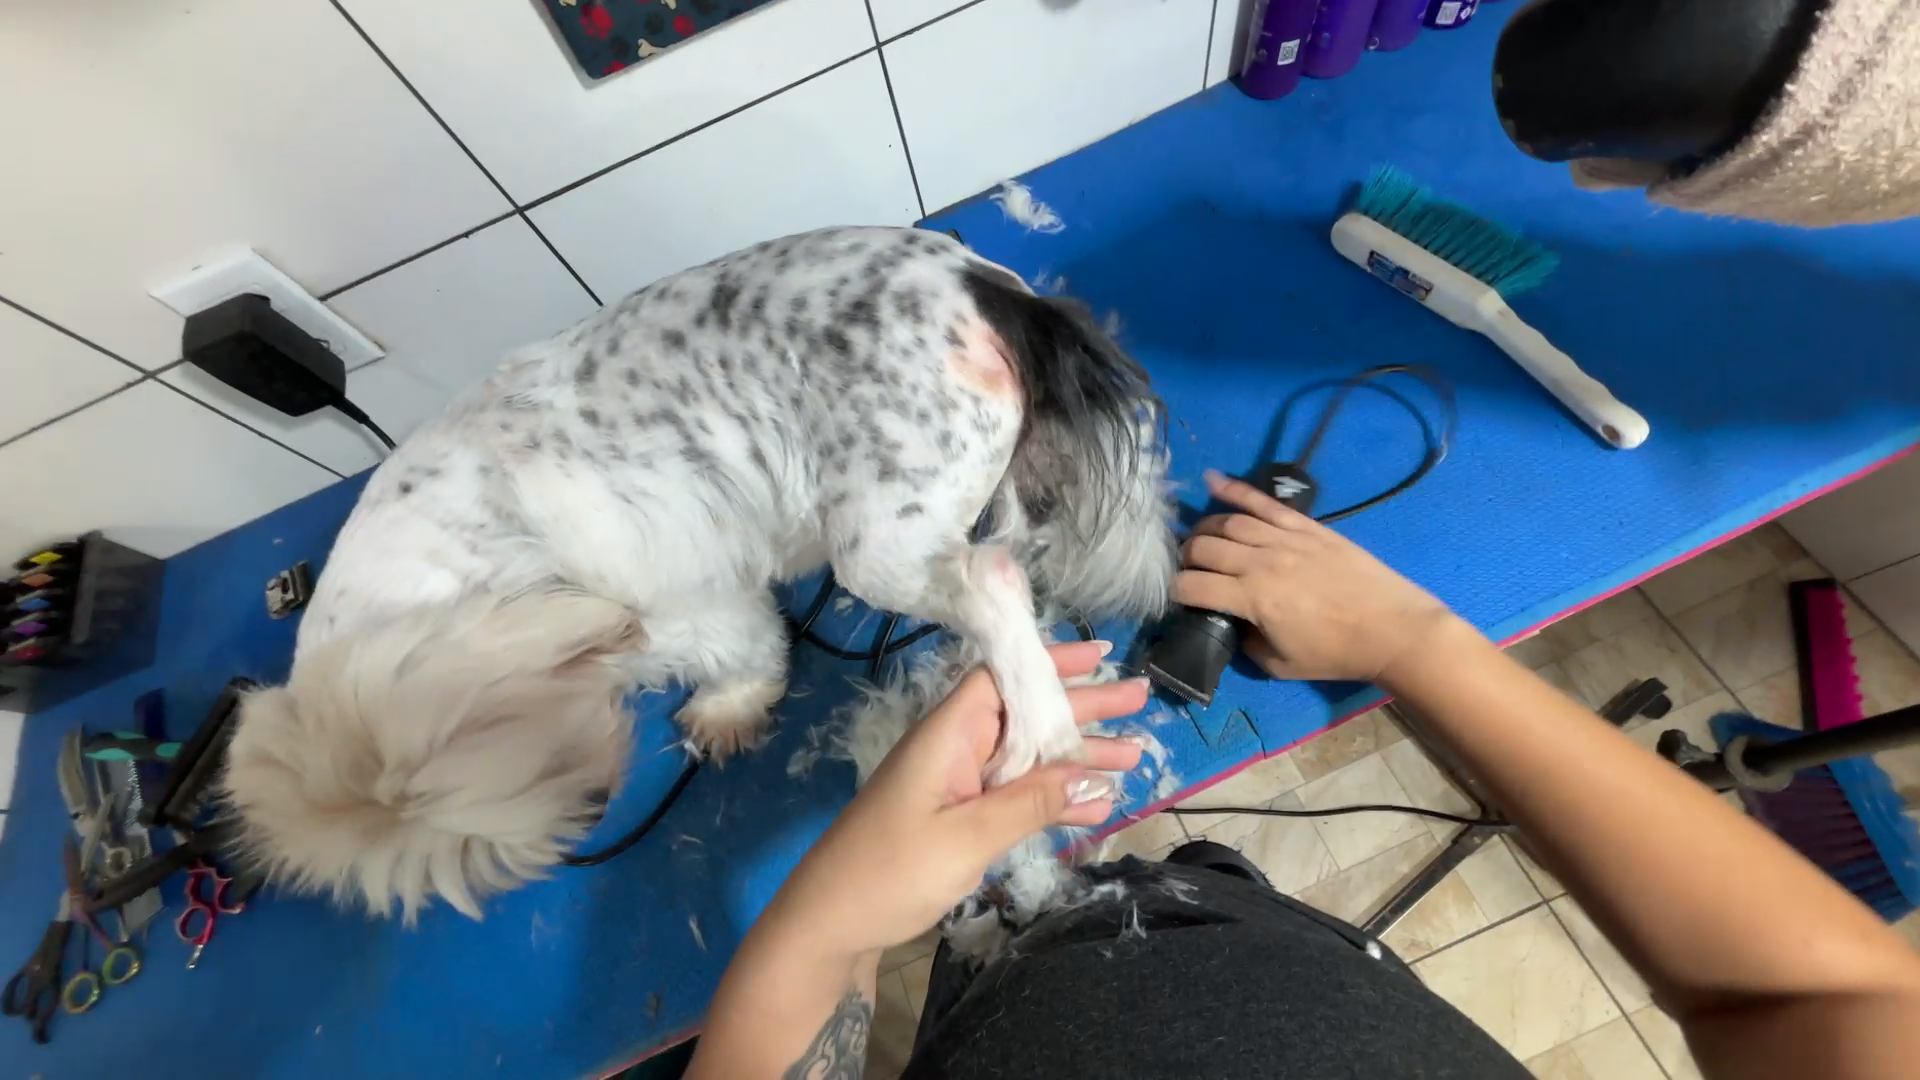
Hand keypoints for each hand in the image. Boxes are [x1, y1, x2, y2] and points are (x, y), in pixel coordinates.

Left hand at [765, 641, 1148, 960]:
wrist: (832, 923)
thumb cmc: (891, 868)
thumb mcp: (968, 836)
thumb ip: (1031, 803)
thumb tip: (1093, 778)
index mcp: (949, 732)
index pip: (1002, 678)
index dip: (1049, 664)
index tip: (1099, 656)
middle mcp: (958, 747)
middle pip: (1026, 715)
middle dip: (1081, 707)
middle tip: (1139, 700)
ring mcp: (960, 782)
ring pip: (1028, 756)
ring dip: (1077, 756)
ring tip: (1136, 754)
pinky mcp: (962, 814)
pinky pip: (1017, 794)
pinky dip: (1055, 796)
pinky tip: (1097, 805)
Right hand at [1173, 469, 1457, 682]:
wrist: (1394, 630)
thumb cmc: (1336, 654)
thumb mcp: (1279, 665)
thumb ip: (1244, 642)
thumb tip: (1230, 620)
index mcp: (1252, 599)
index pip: (1190, 586)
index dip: (1173, 592)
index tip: (1174, 598)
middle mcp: (1260, 562)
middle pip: (1201, 548)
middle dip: (1183, 559)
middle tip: (1186, 570)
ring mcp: (1283, 539)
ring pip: (1226, 522)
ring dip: (1202, 530)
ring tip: (1197, 540)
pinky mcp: (1304, 526)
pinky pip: (1262, 501)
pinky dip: (1234, 489)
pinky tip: (1211, 480)